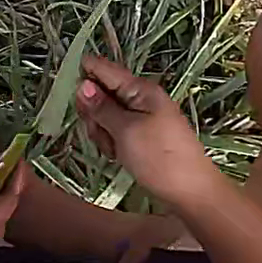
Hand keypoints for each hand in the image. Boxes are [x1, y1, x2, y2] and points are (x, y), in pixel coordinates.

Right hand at [74, 55, 224, 209]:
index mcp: (139, 89)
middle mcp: (140, 98)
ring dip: (101, 130)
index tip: (69, 93)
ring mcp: (141, 117)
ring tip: (113, 150)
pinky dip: (111, 141)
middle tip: (100, 132)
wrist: (192, 194)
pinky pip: (115, 130)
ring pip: (105, 114)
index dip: (83, 74)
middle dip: (92, 112)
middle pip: (101, 92)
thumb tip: (81, 84)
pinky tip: (117, 156)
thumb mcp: (126, 131)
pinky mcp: (141, 134)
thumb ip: (101, 107)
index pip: (103, 68)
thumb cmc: (160, 158)